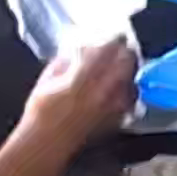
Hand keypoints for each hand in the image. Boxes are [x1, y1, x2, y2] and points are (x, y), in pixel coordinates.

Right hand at [20, 38, 136, 147]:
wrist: (50, 140)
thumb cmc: (43, 111)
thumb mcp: (46, 82)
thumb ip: (64, 62)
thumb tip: (80, 47)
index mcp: (81, 81)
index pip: (105, 53)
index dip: (112, 41)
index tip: (115, 35)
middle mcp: (103, 91)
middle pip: (126, 61)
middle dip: (125, 50)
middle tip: (123, 46)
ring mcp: (117, 102)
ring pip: (133, 74)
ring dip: (129, 66)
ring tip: (121, 62)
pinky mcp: (124, 111)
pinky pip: (134, 90)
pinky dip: (129, 82)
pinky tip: (120, 82)